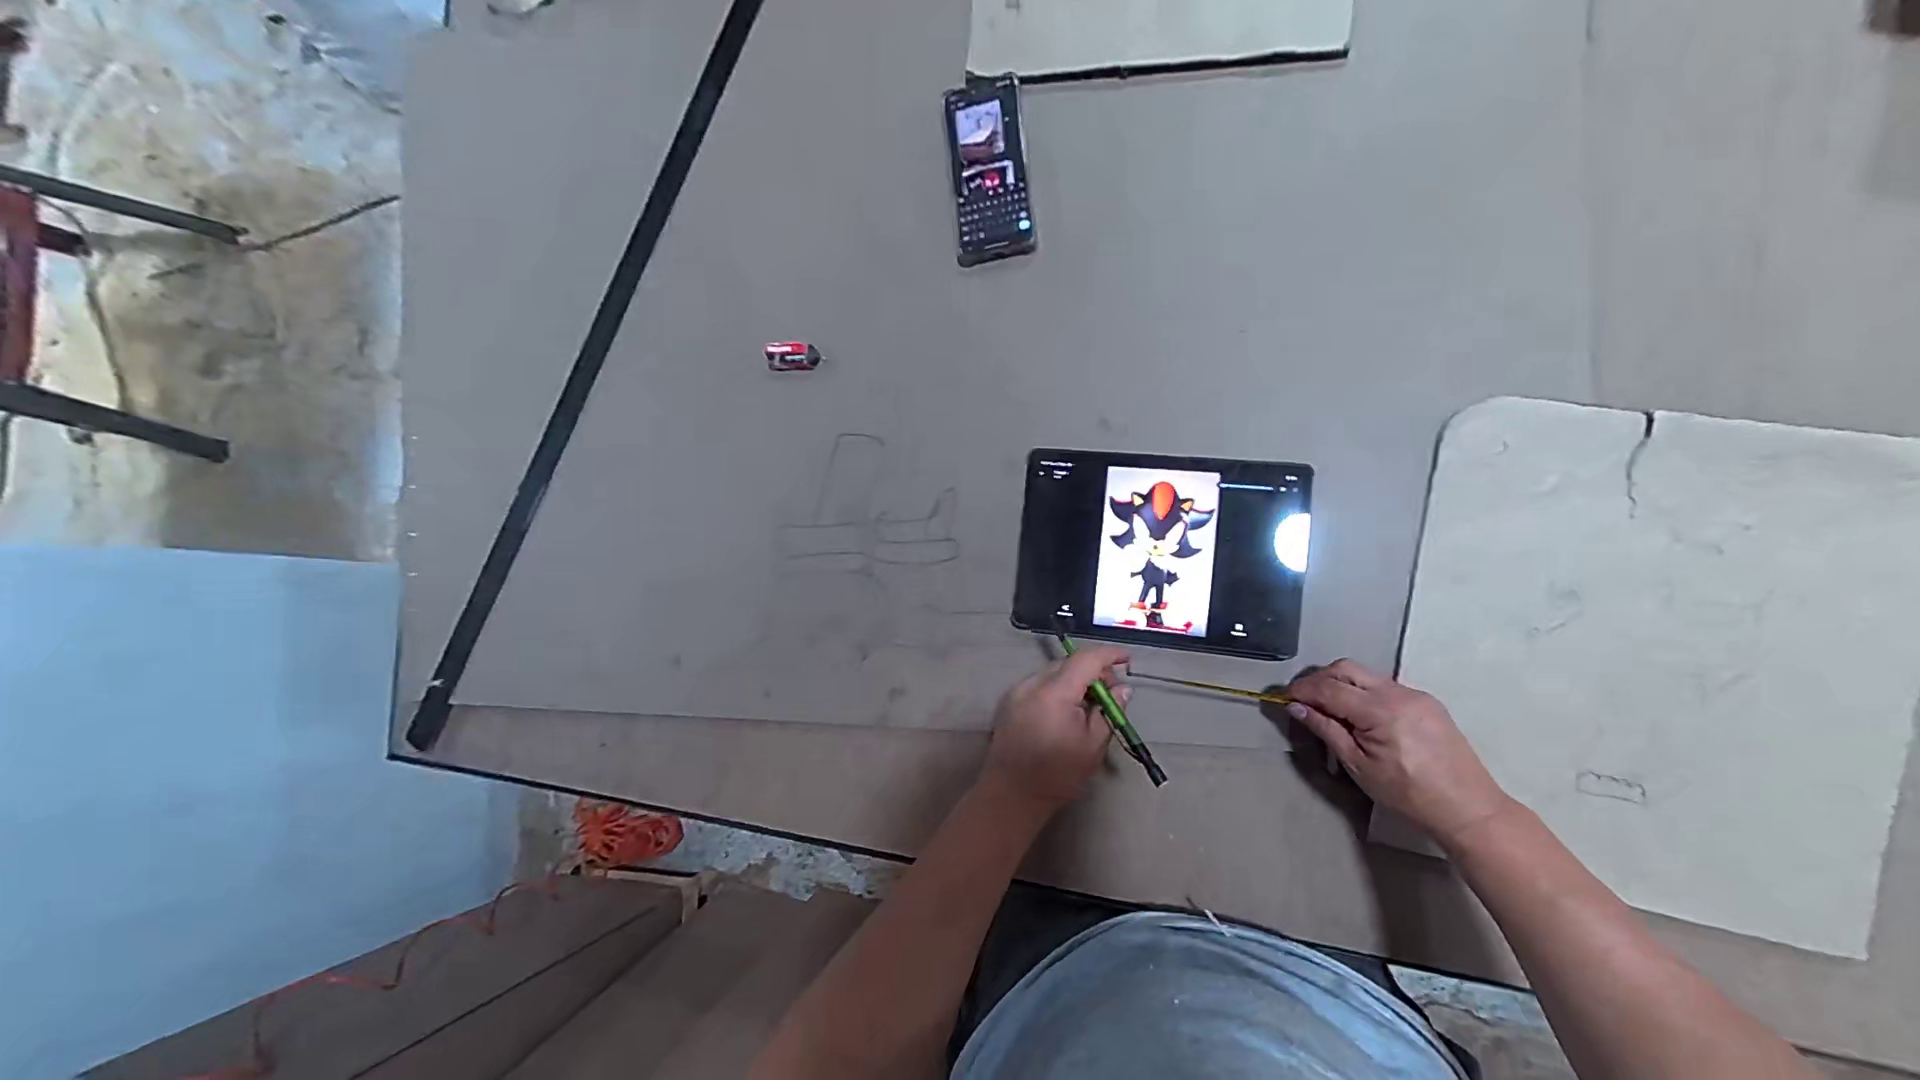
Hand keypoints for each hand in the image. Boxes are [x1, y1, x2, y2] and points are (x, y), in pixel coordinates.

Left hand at [981, 645, 1130, 811]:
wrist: (1011, 794)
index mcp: (1054, 694)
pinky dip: (1057, 689)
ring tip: (1089, 706)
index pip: (1085, 659)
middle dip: (1094, 671)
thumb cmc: (1057, 775)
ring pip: (1053, 672)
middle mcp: (1032, 685)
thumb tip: (1122, 689)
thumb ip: (1109, 712)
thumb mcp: (1093, 746)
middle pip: (1068, 663)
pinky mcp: (1009, 702)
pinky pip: (1039, 684)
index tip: (1127, 659)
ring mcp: (1017, 692)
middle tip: (1111, 694)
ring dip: (1075, 680)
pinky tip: (1066, 712)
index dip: (1109, 655)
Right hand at [1286, 659, 1514, 845]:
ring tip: (1328, 707)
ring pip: (1365, 673)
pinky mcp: (1426, 701)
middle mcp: (1398, 694)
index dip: (1302, 690)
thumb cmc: (1408, 794)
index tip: (1284, 699)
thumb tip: (1296, 708)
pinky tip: (1359, 713)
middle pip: (1346, 668)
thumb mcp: (1359, 766)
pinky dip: (1363, 691)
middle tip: (1304, 699)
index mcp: (1380, 711)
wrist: (1469, 808)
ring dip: (1341, 683)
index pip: (1329, 687)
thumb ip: (1327, 730)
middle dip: (1319, 679)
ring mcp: (1415, 694)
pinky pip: (1384, 685)